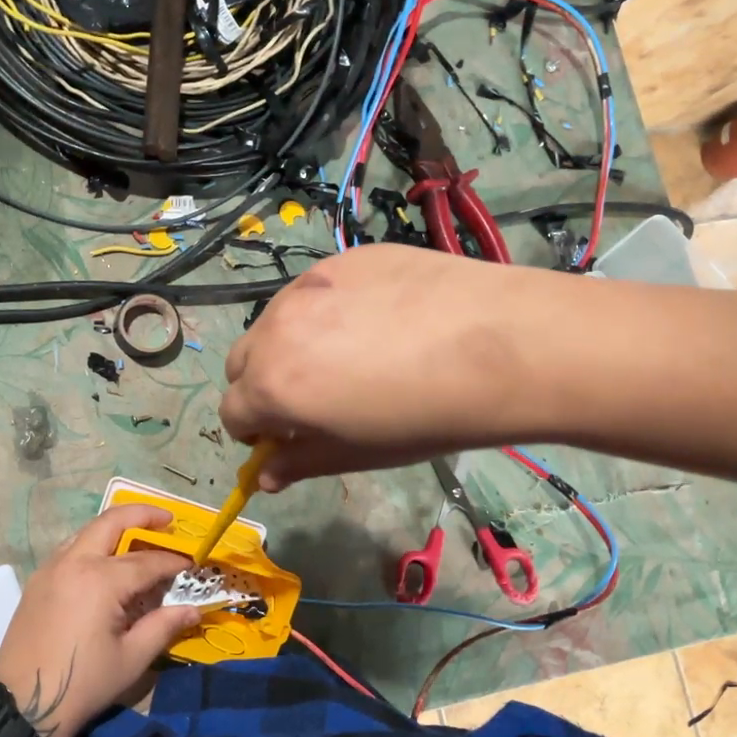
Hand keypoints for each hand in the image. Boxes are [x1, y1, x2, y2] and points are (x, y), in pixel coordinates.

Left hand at [0, 505, 198, 736]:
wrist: (25, 703)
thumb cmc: (84, 682)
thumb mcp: (131, 658)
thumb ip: (163, 626)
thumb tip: (192, 609)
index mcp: (100, 580)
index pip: (147, 561)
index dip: (174, 563)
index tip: (193, 566)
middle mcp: (73, 563)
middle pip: (110, 523)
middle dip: (141, 515)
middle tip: (167, 520)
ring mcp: (50, 569)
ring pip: (86, 532)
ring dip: (113, 528)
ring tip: (138, 538)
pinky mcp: (37, 581)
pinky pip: (69, 549)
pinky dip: (91, 545)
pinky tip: (104, 563)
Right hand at [221, 244, 548, 490]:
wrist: (505, 345)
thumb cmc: (426, 417)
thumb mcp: (357, 452)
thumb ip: (299, 463)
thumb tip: (264, 477)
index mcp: (270, 386)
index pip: (231, 412)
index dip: (254, 431)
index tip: (286, 437)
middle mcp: (274, 330)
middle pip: (241, 363)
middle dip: (262, 385)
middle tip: (314, 397)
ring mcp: (307, 286)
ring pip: (274, 323)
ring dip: (289, 345)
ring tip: (349, 354)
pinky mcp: (342, 259)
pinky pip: (314, 290)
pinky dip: (325, 310)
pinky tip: (379, 321)